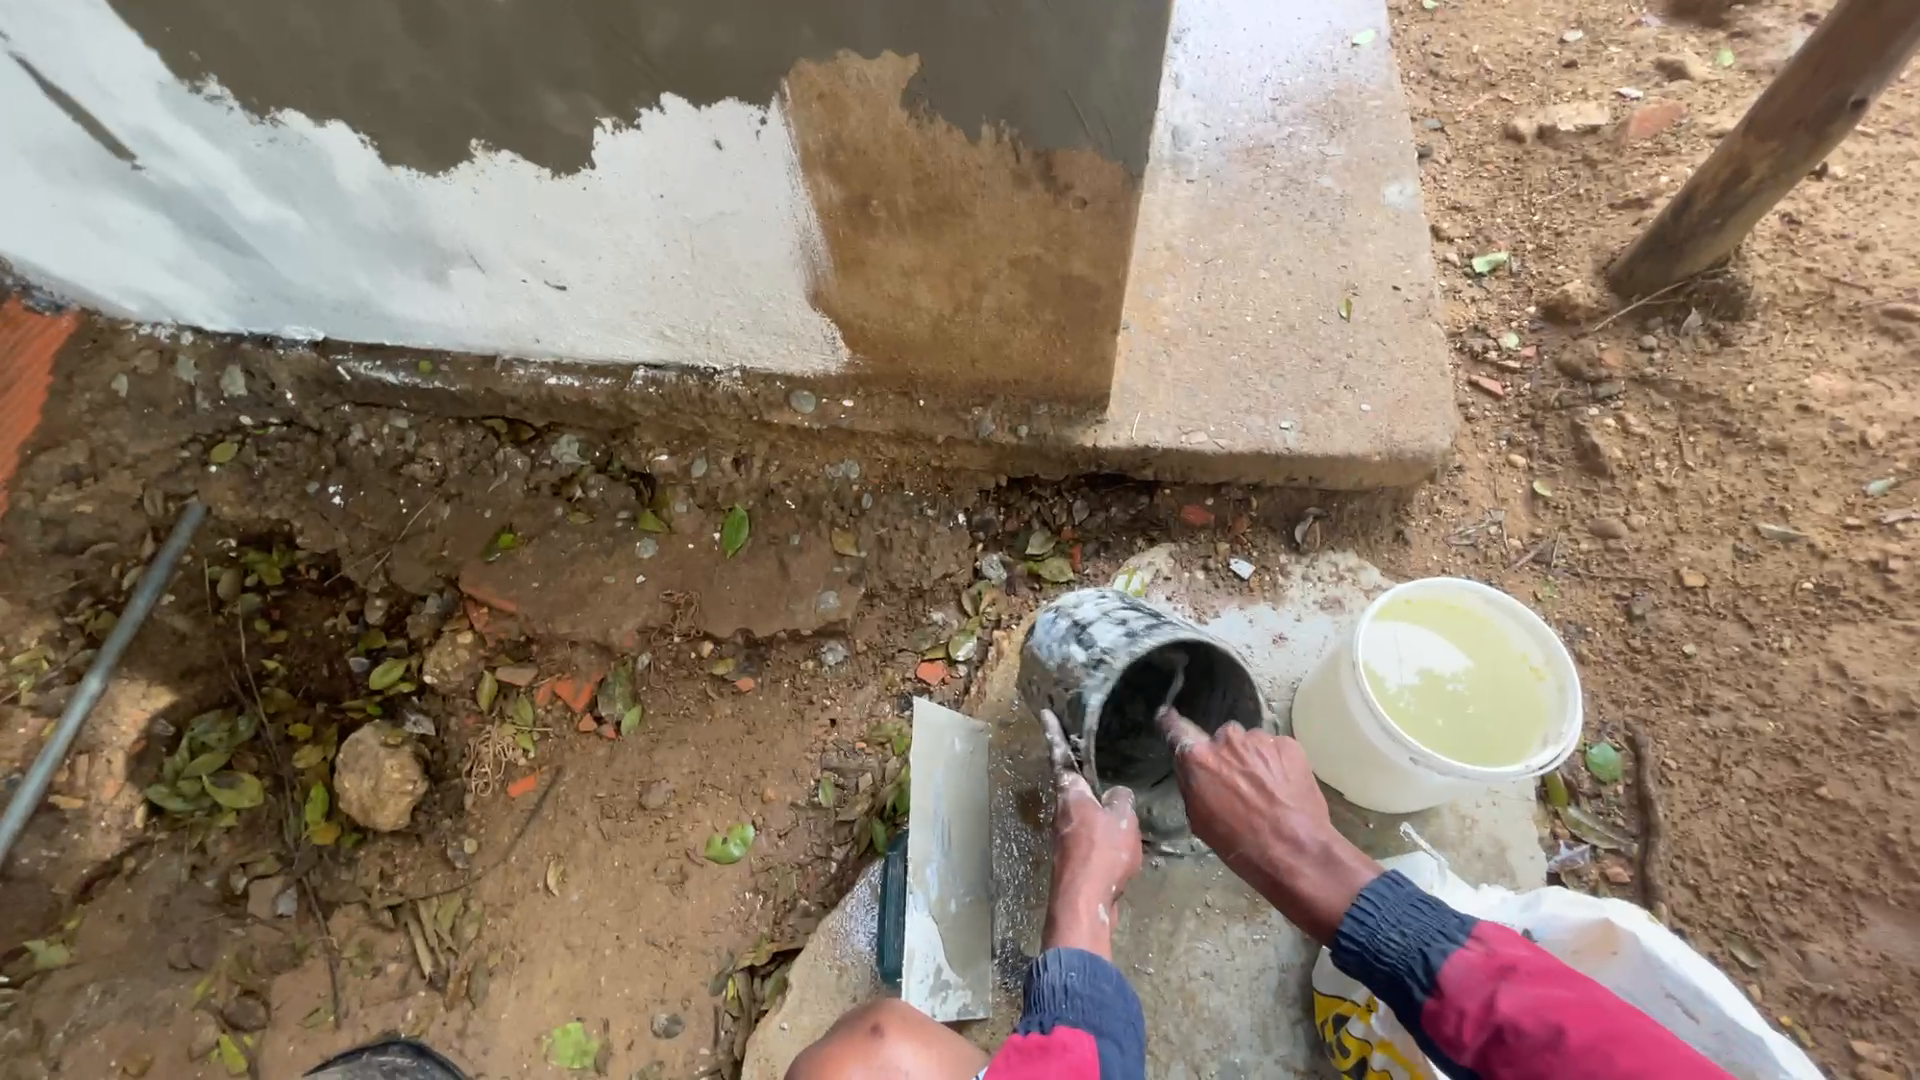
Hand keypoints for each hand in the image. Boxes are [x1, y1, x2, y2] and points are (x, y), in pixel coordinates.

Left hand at [1039, 710, 1141, 957]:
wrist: (1085, 903)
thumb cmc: (1101, 853)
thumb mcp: (1122, 819)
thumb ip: (1121, 800)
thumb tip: (1117, 793)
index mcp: (1071, 794)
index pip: (1061, 755)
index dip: (1054, 732)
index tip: (1044, 713)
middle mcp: (1064, 811)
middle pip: (1072, 784)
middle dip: (1081, 771)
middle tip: (1090, 754)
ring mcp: (1068, 836)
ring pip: (1085, 811)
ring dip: (1098, 805)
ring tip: (1118, 800)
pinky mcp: (1077, 858)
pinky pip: (1095, 835)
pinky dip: (1107, 831)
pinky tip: (1123, 838)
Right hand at [1158, 707, 1379, 942]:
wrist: (1295, 851)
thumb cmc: (1239, 843)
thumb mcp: (1198, 818)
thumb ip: (1192, 783)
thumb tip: (1193, 769)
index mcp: (1197, 757)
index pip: (1176, 729)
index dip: (1172, 723)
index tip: (1170, 717)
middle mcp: (1226, 739)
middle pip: (1222, 739)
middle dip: (1226, 755)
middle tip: (1238, 783)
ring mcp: (1260, 739)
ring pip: (1251, 743)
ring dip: (1254, 759)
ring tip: (1267, 790)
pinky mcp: (1289, 745)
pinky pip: (1277, 749)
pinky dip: (1278, 764)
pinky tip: (1285, 788)